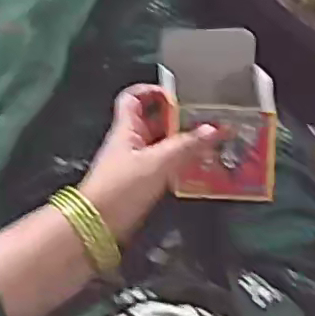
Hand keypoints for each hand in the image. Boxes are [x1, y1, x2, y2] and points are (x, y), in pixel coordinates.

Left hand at [77, 85, 218, 239]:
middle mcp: (130, 141)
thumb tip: (214, 127)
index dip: (152, 90)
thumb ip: (185, 146)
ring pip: (161, 143)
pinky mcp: (141, 182)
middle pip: (154, 120)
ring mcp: (135, 162)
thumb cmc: (123, 186)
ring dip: (183, 142)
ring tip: (212, 143)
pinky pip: (164, 164)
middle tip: (208, 121)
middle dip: (179, 119)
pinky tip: (201, 168)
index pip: (133, 97)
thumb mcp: (157, 163)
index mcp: (126, 128)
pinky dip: (180, 163)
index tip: (178, 94)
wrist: (99, 224)